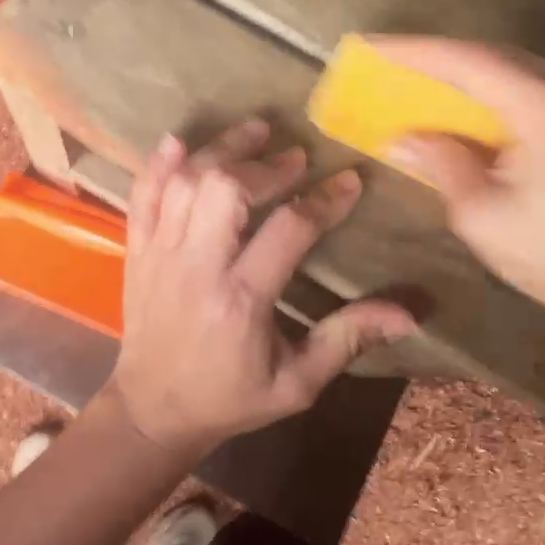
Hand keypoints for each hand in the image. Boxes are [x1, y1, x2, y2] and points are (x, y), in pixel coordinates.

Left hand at [107, 119, 416, 457]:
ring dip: (220, 151)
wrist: (152, 412)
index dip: (323, 200)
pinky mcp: (137, 250)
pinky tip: (181, 142)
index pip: (287, 231)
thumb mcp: (298, 384)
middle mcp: (196, 268)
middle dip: (265, 165)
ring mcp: (159, 254)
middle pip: (224, 191)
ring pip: (184, 184)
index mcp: (241, 302)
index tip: (350, 180)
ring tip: (255, 132)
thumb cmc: (231, 398)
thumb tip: (408, 314)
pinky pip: (141, 196)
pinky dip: (158, 165)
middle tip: (296, 155)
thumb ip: (347, 340)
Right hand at [371, 37, 544, 339]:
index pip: (471, 61)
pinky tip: (478, 108)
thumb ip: (442, 162)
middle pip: (500, 57)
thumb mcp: (481, 214)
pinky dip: (505, 92)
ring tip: (429, 81)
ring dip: (475, 75)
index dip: (418, 51)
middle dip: (445, 58)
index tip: (375, 46)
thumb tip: (404, 136)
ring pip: (524, 70)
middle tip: (397, 63)